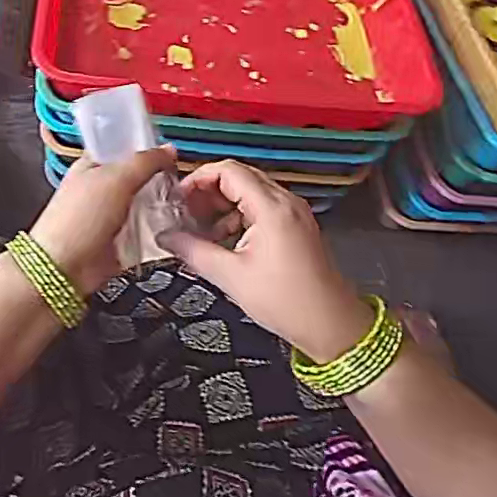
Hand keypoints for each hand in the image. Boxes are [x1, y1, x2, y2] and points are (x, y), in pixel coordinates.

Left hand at [29, 147, 178, 294]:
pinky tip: (170, 227)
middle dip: (158, 180)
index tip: (169, 152)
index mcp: (92, 166)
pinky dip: (157, 230)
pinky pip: (145, 230)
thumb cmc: (78, 218)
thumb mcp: (116, 178)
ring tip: (178, 203)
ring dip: (160, 206)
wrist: (65, 267)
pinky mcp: (119, 240)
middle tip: (178, 180)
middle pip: (138, 178)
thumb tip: (168, 150)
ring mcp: (110, 216)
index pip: (123, 149)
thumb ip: (145, 161)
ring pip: (145, 204)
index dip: (145, 148)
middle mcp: (101, 190)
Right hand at [159, 160, 372, 359]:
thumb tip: (164, 237)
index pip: (228, 170)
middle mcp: (285, 201)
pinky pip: (259, 207)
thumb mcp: (230, 276)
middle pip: (238, 176)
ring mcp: (292, 212)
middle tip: (183, 213)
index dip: (197, 179)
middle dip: (206, 191)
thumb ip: (193, 250)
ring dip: (220, 205)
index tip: (177, 198)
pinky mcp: (294, 225)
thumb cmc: (285, 301)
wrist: (332, 325)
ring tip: (198, 229)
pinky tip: (221, 240)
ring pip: (248, 191)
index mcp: (271, 207)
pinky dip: (237, 216)